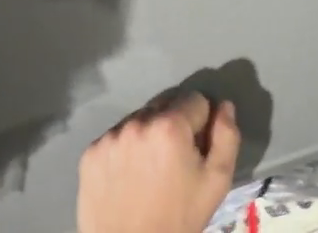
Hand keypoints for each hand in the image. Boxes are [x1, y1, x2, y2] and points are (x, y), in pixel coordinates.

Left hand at [77, 91, 238, 232]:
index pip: (195, 100)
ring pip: (139, 119)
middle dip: (175, 124)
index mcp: (170, 126)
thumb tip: (224, 105)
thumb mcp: (216, 183)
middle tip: (174, 159)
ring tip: (149, 168)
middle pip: (166, 104)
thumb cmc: (178, 218)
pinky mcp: (90, 152)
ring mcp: (110, 136)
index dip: (201, 123)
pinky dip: (125, 148)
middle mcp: (137, 122)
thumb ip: (227, 137)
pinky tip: (128, 174)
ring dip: (149, 133)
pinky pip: (116, 136)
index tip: (196, 149)